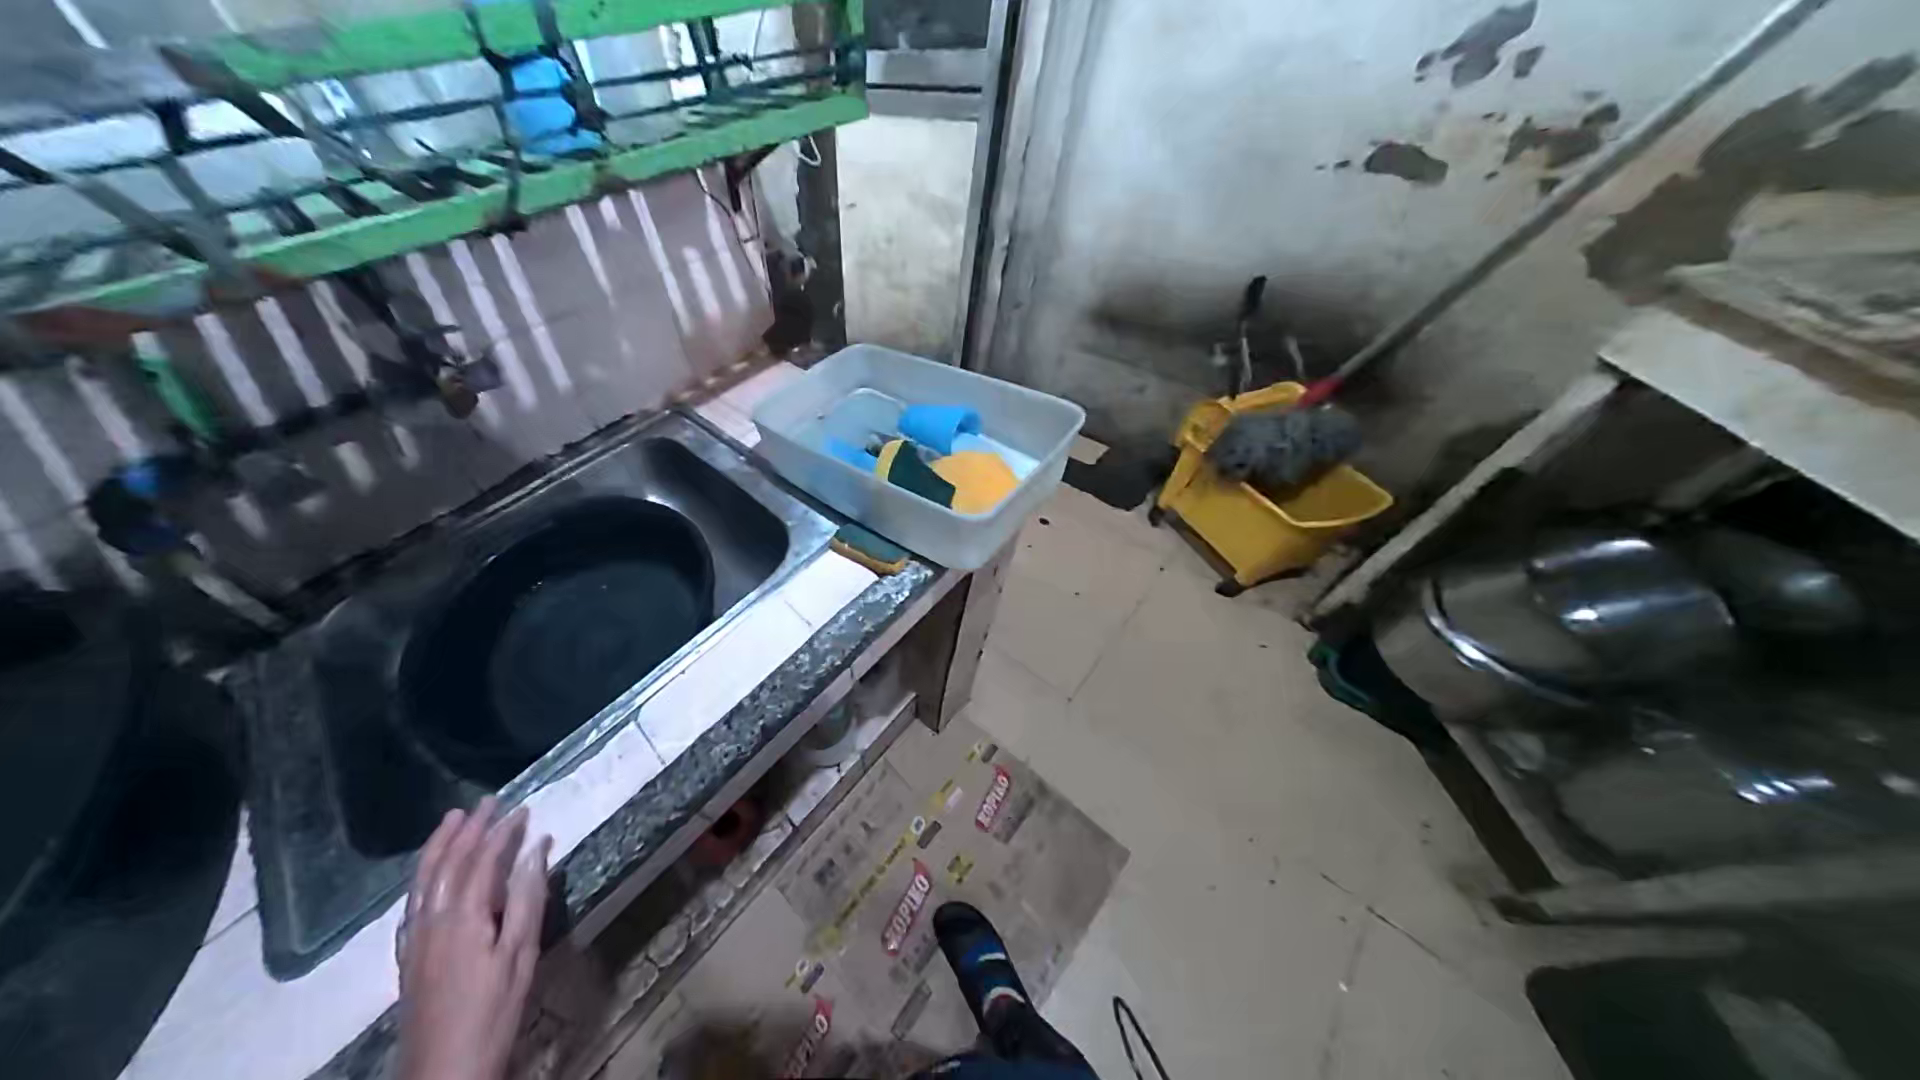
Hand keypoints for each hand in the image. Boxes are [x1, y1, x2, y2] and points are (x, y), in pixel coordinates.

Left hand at [397, 797, 552, 1079]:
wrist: (443, 1072)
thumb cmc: (494, 1010)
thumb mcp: (521, 954)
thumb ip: (527, 898)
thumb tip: (537, 849)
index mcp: (463, 917)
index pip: (483, 861)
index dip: (502, 833)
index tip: (523, 809)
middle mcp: (432, 921)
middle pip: (448, 865)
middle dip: (468, 831)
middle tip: (486, 802)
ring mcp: (416, 941)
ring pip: (423, 882)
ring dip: (439, 848)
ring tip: (452, 822)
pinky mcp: (409, 958)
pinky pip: (413, 903)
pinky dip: (424, 878)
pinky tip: (429, 878)